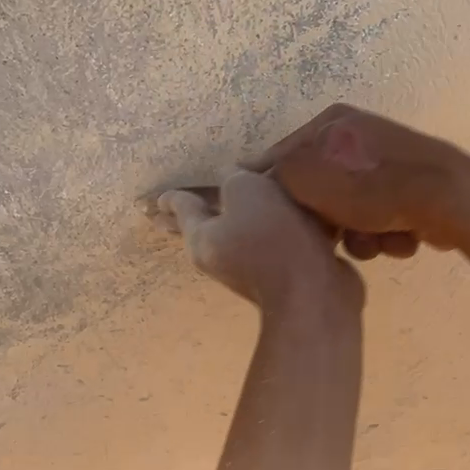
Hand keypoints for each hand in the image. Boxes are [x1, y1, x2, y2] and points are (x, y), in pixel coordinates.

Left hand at [157, 170, 363, 311]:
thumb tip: (234, 179)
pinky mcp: (282, 272)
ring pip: (242, 231)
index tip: (155, 200)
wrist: (315, 293)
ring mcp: (251, 268)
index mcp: (201, 238)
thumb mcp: (246, 190)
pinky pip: (271, 239)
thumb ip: (235, 177)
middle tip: (184, 205)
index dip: (172, 198)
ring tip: (247, 198)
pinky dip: (274, 225)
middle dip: (201, 210)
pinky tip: (286, 214)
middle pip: (207, 224)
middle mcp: (220, 256)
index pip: (182, 208)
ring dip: (244, 215)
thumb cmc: (270, 236)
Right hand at [244, 103, 469, 252]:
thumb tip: (260, 173)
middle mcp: (360, 135)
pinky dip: (388, 235)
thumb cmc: (367, 185)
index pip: (285, 156)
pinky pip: (385, 218)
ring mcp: (390, 163)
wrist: (447, 200)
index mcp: (332, 121)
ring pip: (354, 211)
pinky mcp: (416, 190)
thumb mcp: (303, 174)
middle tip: (333, 236)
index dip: (277, 190)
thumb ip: (275, 171)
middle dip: (327, 220)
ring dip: (359, 235)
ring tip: (374, 242)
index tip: (277, 221)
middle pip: (322, 189)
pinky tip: (400, 240)